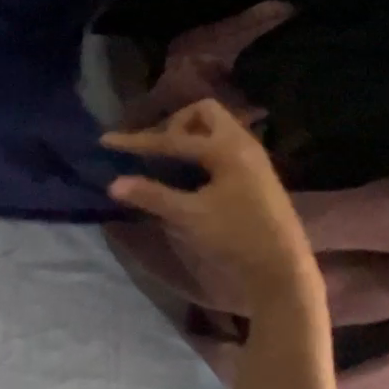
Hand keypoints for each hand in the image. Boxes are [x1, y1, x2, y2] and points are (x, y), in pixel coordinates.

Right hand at [103, 100, 315, 300]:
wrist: (282, 273)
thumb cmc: (236, 239)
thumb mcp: (189, 217)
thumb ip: (151, 196)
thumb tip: (113, 184)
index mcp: (227, 149)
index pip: (172, 138)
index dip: (136, 141)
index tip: (106, 141)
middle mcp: (243, 146)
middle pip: (203, 114)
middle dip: (173, 125)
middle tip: (153, 150)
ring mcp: (252, 160)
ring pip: (215, 130)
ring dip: (188, 138)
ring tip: (166, 162)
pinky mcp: (254, 176)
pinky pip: (222, 147)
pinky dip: (199, 152)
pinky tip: (187, 176)